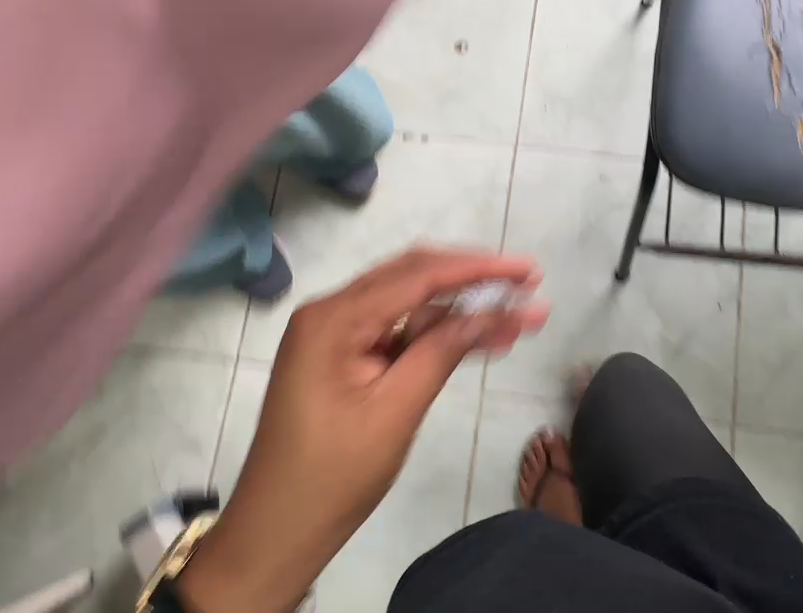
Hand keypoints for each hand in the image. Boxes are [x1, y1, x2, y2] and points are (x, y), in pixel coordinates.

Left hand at [178, 246, 548, 612]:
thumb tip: (494, 310)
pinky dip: (438, 335)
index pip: (418, 275)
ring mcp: (337, 333)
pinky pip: (399, 332)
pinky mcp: (345, 356)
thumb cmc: (332, 478)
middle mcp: (332, 311)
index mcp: (334, 318)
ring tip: (519, 318)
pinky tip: (483, 340)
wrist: (275, 534)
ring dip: (462, 311)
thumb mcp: (395, 412)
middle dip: (474, 280)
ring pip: (412, 305)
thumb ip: (442, 351)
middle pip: (415, 278)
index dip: (478, 268)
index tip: (527, 271)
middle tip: (527, 284)